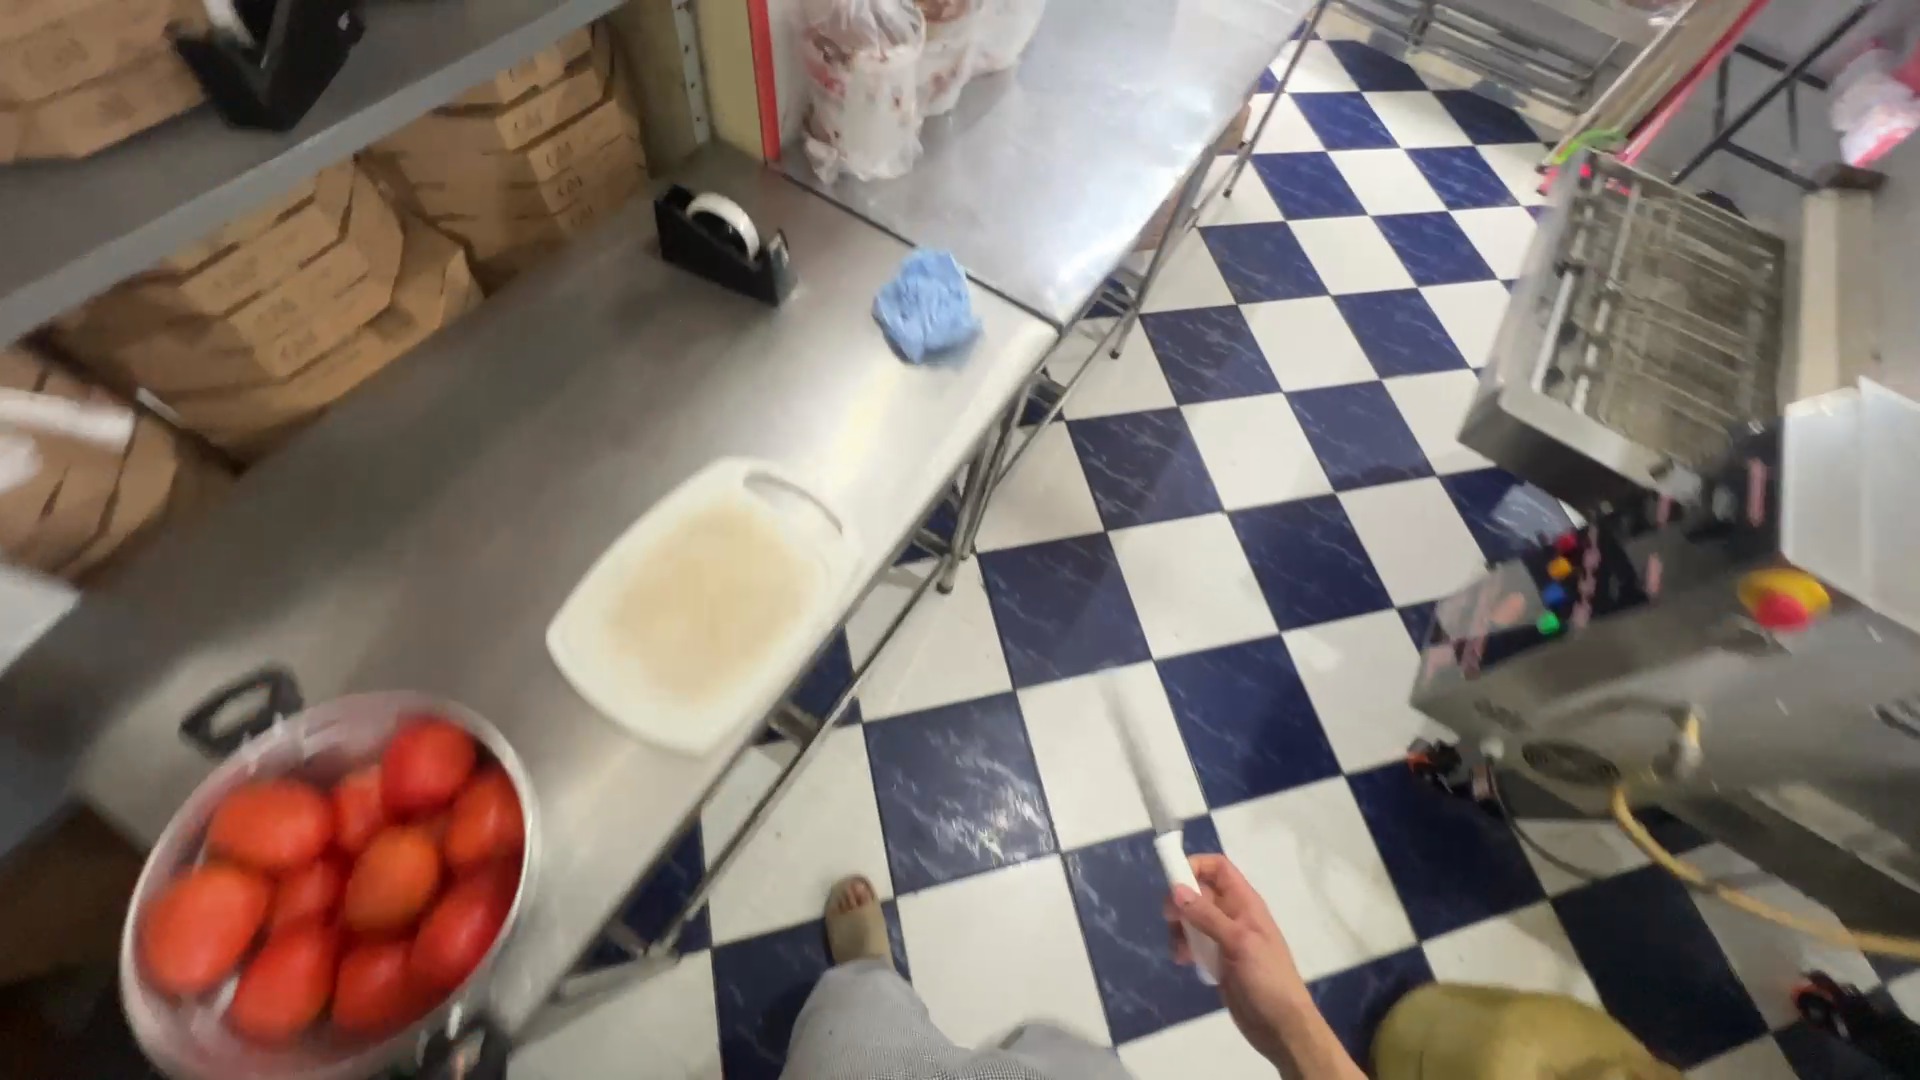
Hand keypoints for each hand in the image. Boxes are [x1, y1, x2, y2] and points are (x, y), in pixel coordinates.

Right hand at [1163, 855, 1312, 1066]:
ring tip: (1179, 947)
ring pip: (1192, 917)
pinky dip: (1184, 947)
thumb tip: (1176, 889)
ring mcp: (1224, 938)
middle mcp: (1233, 915)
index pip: (1218, 868)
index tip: (1174, 880)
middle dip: (1180, 901)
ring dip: (1179, 927)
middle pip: (1199, 891)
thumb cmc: (1267, 978)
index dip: (1196, 866)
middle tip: (1169, 917)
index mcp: (1244, 903)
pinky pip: (1193, 942)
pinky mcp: (1217, 960)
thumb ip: (1207, 916)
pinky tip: (1183, 961)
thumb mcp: (1238, 942)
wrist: (1283, 1029)